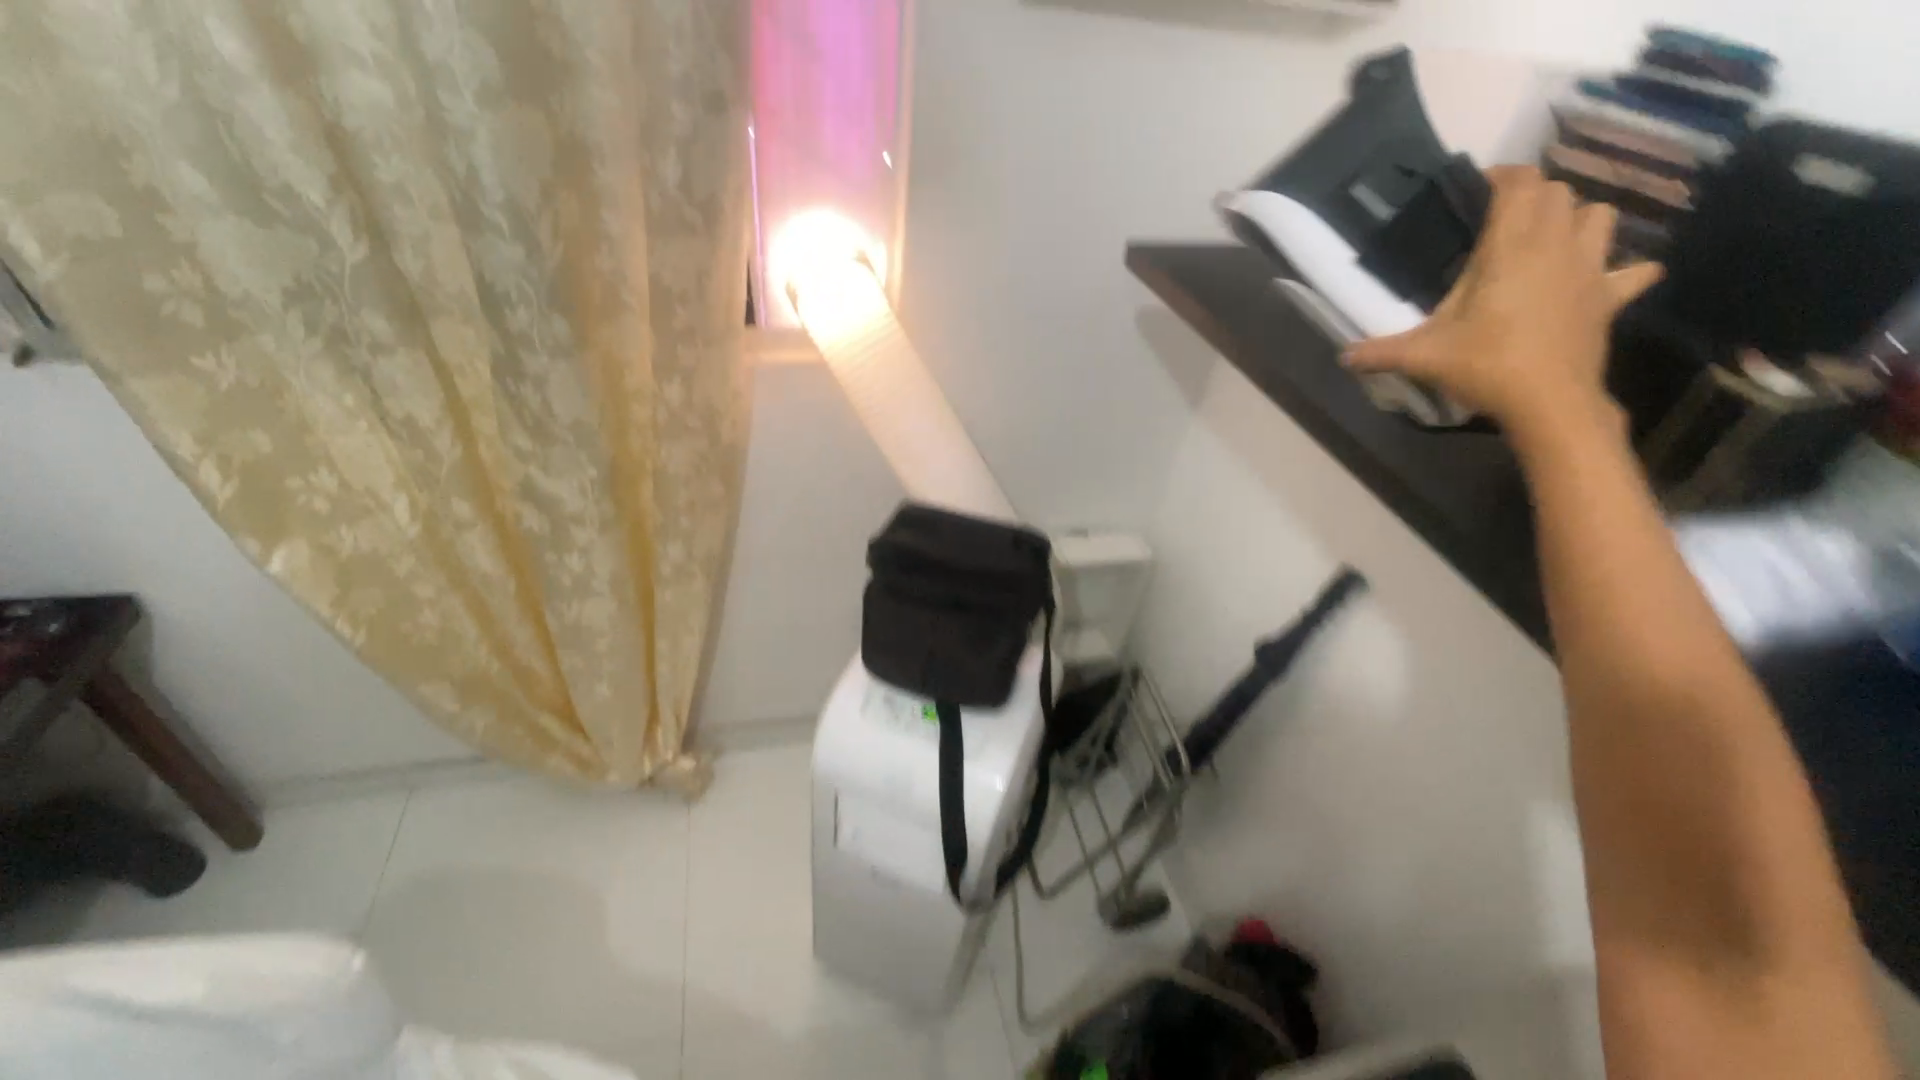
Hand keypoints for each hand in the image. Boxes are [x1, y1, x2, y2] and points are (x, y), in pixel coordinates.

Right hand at [1342, 167, 1663, 439]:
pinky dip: (1626, 269)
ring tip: (1552, 238)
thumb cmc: (1486, 366)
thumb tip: (1343, 357)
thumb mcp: (1423, 357)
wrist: (1550, 403)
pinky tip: (1607, 279)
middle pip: (1558, 192)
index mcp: (1510, 247)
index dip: (1501, 176)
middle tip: (1505, 217)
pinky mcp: (1609, 297)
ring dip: (1578, 218)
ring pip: (1599, 215)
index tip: (1480, 187)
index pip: (1518, 184)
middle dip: (1533, 195)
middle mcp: (1555, 245)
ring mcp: (1590, 269)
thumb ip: (1380, 352)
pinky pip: (1633, 272)